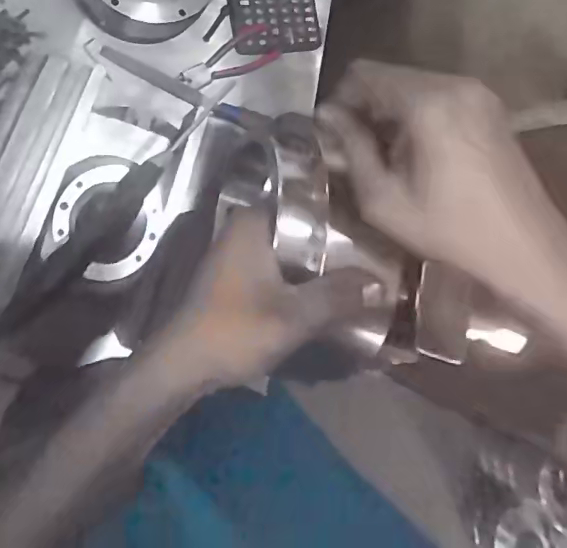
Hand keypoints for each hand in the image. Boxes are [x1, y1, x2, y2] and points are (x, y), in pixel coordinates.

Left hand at [145, 208, 379, 390]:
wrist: (184, 363)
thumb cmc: (235, 329)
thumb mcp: (293, 316)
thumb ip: (337, 295)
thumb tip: (382, 282)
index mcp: (253, 221)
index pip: (305, 202)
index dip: (340, 214)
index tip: (372, 226)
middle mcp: (244, 226)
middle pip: (300, 226)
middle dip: (333, 242)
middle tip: (372, 253)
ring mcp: (238, 249)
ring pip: (290, 247)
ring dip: (318, 262)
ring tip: (358, 272)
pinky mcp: (236, 273)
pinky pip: (278, 264)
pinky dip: (300, 275)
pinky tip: (325, 291)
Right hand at [316, 60, 566, 338]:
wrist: (530, 251)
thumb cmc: (451, 229)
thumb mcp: (384, 198)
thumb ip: (351, 147)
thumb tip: (327, 115)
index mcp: (428, 101)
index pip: (363, 73)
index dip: (341, 99)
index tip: (334, 134)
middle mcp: (454, 84)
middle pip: (388, 76)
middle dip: (366, 106)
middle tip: (356, 147)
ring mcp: (477, 92)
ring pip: (411, 84)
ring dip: (390, 110)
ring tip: (386, 153)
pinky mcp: (489, 105)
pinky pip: (437, 94)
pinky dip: (416, 112)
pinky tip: (417, 151)